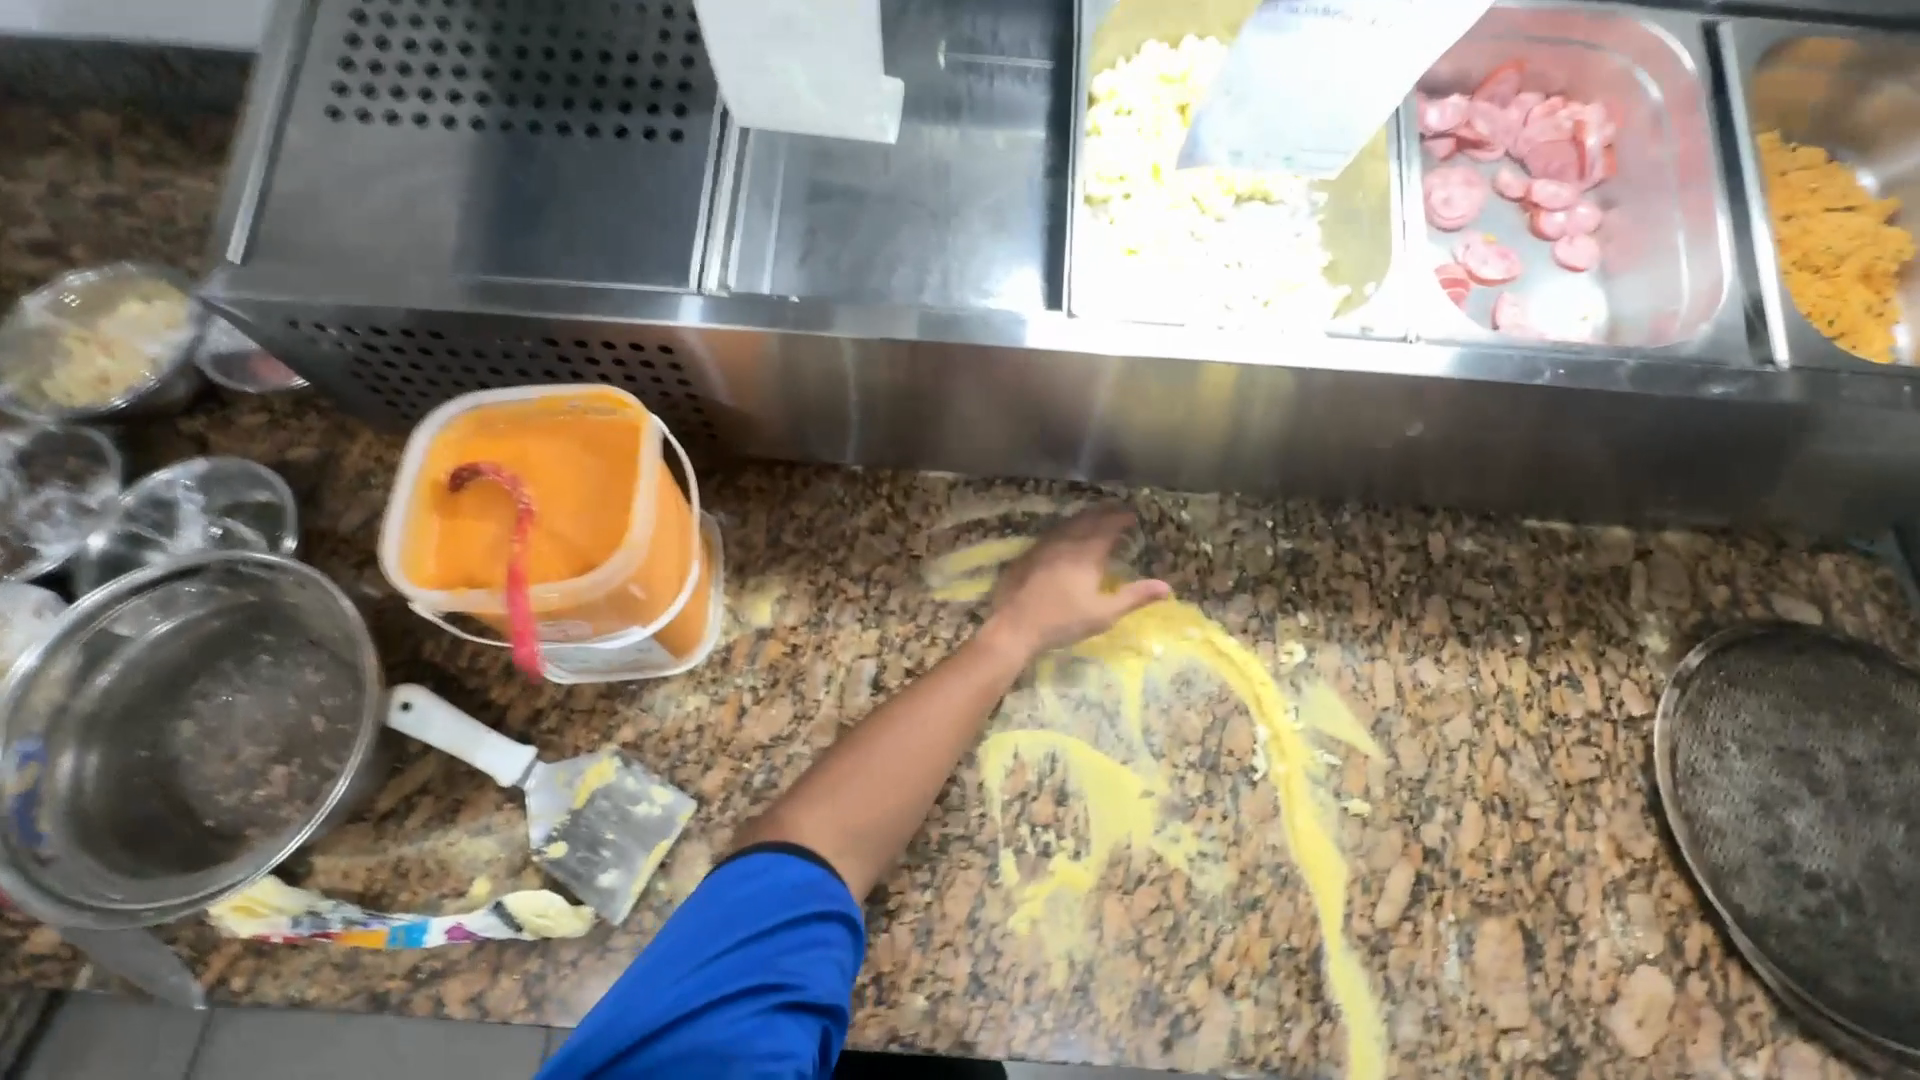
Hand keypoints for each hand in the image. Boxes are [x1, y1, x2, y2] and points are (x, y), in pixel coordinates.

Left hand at [980, 506, 1172, 660]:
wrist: (1015, 626)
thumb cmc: (1063, 621)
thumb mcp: (1104, 614)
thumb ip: (1135, 597)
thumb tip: (1167, 587)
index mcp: (1086, 554)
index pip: (1107, 527)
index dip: (1120, 519)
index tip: (1132, 515)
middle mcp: (1065, 543)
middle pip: (1087, 520)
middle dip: (1103, 513)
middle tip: (1116, 510)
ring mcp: (1043, 547)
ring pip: (1067, 524)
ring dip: (1083, 518)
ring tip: (1094, 517)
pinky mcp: (1028, 556)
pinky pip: (1051, 534)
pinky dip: (1064, 529)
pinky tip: (1064, 536)